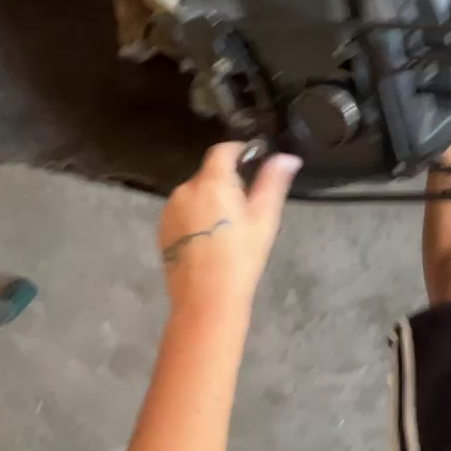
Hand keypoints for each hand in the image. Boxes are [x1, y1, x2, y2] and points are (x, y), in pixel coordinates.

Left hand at [157, 143, 300, 311]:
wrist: (206, 299)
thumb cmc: (241, 256)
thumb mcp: (264, 218)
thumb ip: (273, 181)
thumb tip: (287, 157)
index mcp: (211, 182)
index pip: (222, 151)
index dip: (239, 151)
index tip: (253, 162)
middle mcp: (185, 189)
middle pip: (209, 173)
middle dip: (227, 182)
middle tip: (246, 208)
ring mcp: (170, 210)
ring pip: (196, 193)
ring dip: (211, 199)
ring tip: (227, 227)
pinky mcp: (162, 229)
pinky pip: (183, 211)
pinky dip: (196, 216)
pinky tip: (209, 239)